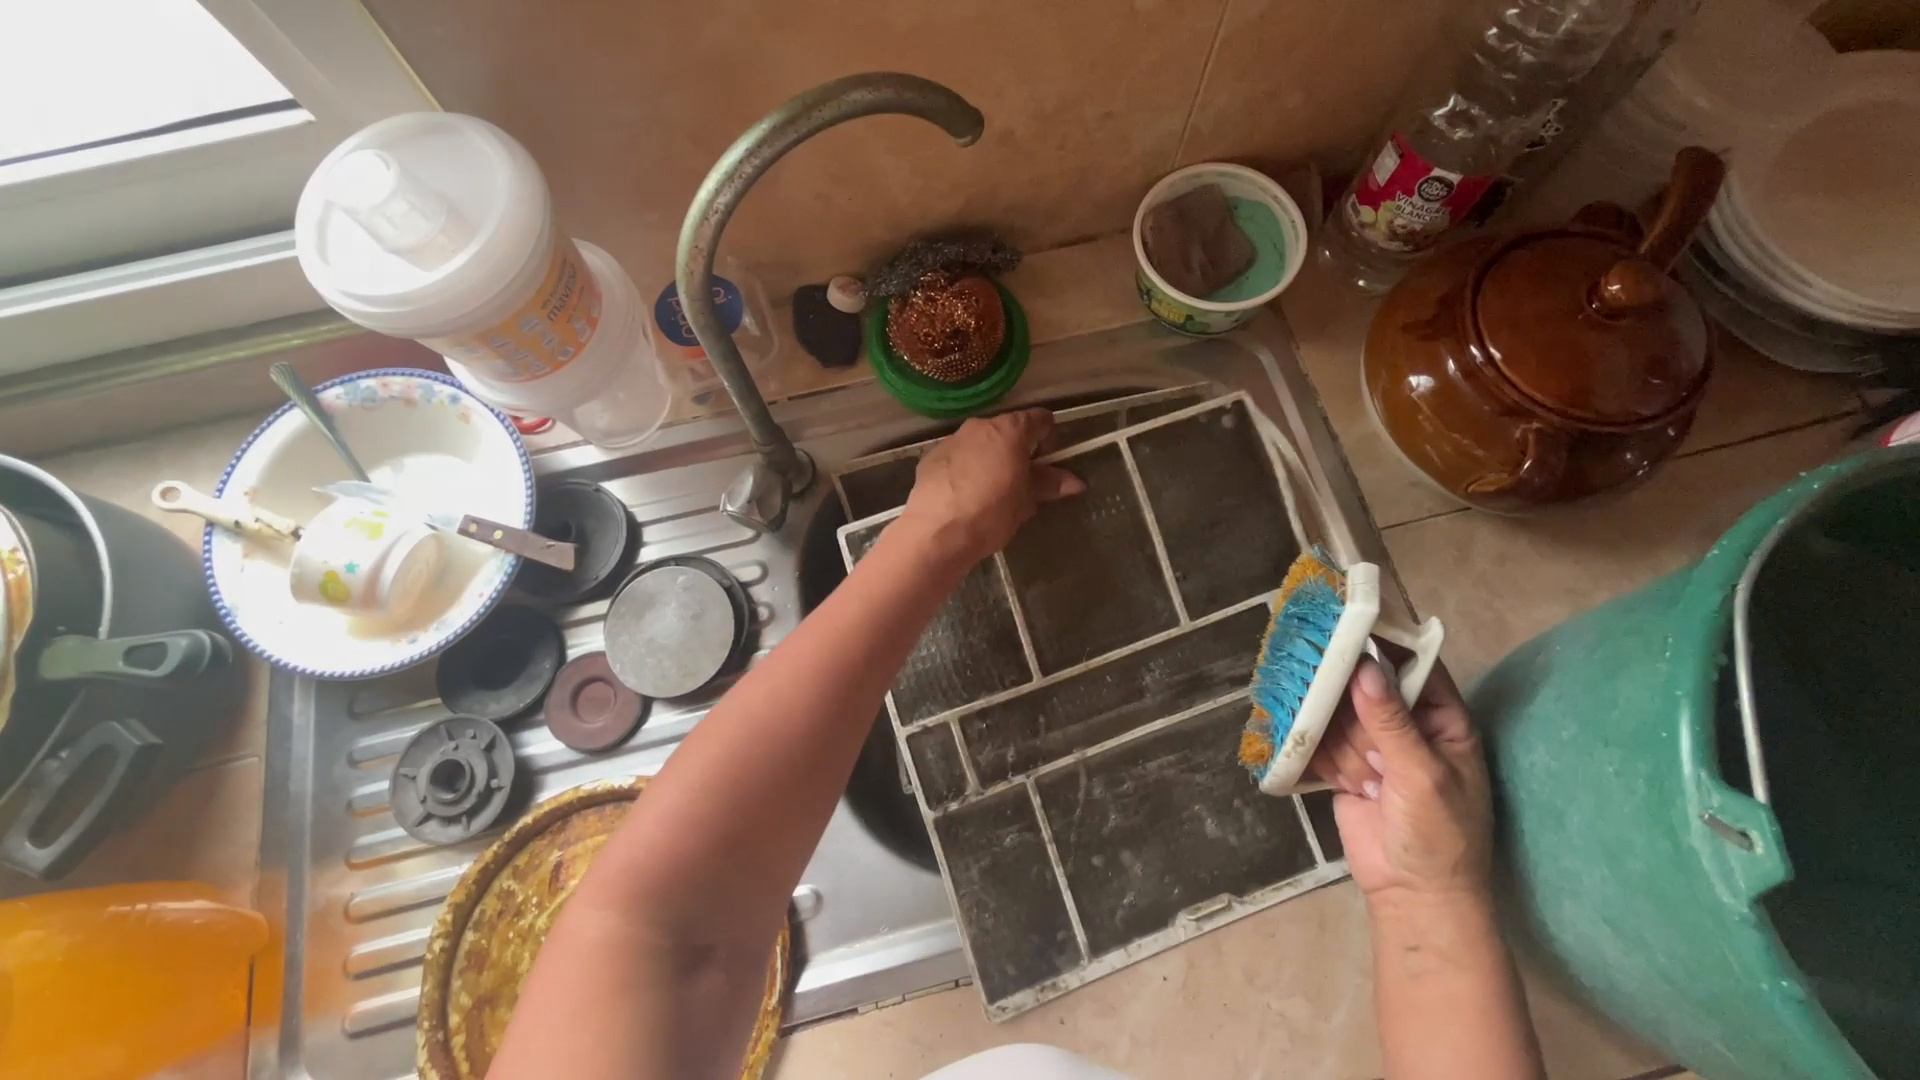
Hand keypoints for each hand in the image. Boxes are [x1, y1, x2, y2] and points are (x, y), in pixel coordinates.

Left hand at [897, 408, 1085, 565]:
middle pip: (1007, 431)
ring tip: (991, 493)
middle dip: (1018, 452)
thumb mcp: (1026, 502)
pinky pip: (956, 458)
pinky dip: (965, 471)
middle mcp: (979, 426)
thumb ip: (1049, 485)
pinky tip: (964, 497)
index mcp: (1009, 430)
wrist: (936, 532)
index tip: (1050, 463)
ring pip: (979, 444)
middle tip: (1022, 483)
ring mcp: (951, 440)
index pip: (1039, 419)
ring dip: (990, 460)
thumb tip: (1074, 482)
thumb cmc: (991, 512)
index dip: (1049, 438)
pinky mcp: (929, 458)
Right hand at [1311, 657, 1493, 905]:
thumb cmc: (1438, 835)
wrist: (1412, 895)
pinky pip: (1322, 744)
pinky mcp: (1345, 767)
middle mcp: (1407, 727)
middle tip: (1365, 747)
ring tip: (1368, 785)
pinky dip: (1327, 761)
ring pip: (1339, 717)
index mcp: (1443, 722)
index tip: (1349, 626)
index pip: (1415, 668)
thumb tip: (1366, 667)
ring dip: (1347, 751)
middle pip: (1365, 689)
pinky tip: (1347, 786)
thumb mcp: (1423, 776)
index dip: (1386, 647)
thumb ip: (1391, 721)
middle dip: (1358, 718)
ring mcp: (1374, 747)